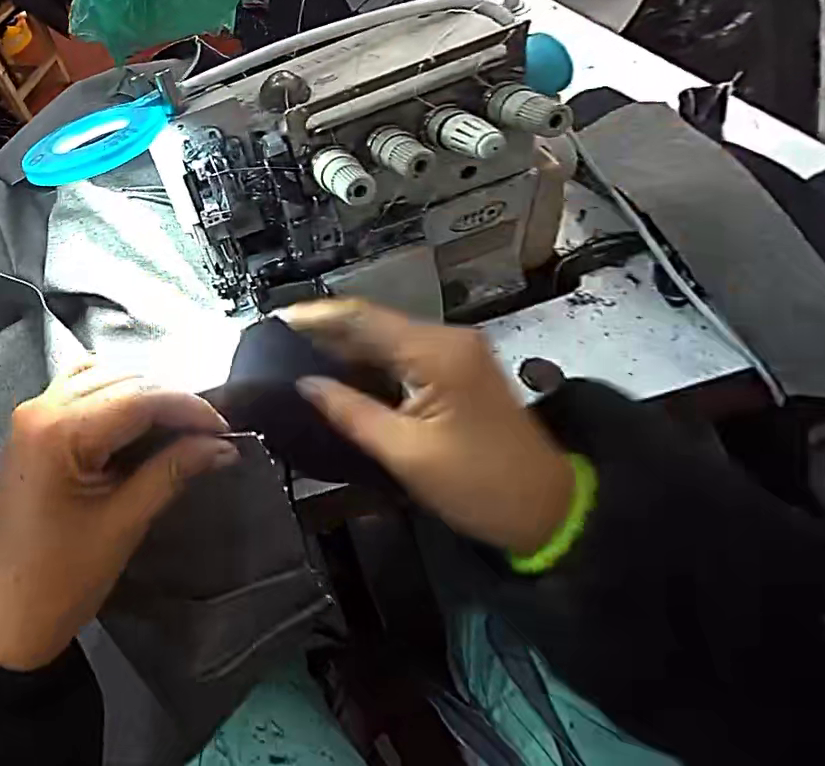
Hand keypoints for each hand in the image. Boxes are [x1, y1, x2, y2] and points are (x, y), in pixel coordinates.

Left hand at [0, 361, 238, 669]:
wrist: (5, 616)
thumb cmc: (62, 577)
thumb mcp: (125, 522)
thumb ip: (173, 470)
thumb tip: (223, 445)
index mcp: (59, 432)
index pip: (140, 399)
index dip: (188, 408)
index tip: (224, 429)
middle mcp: (41, 408)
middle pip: (124, 382)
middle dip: (170, 401)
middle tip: (205, 434)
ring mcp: (33, 412)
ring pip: (105, 376)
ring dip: (145, 395)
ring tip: (176, 427)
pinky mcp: (34, 424)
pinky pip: (82, 386)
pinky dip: (114, 393)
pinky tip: (134, 417)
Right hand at [282, 301, 573, 554]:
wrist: (547, 508)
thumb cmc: (480, 486)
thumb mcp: (406, 453)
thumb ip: (351, 412)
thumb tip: (306, 385)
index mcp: (436, 352)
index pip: (362, 317)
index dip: (316, 317)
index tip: (277, 322)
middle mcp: (447, 338)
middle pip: (374, 322)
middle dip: (327, 331)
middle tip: (280, 343)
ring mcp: (456, 351)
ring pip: (387, 337)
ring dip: (347, 346)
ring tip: (299, 355)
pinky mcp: (458, 368)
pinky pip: (404, 354)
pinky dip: (372, 360)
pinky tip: (342, 371)